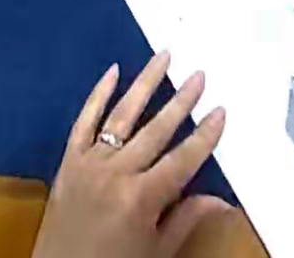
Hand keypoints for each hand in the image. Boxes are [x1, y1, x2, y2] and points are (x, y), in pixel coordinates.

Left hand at [32, 52, 229, 257]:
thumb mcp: (154, 254)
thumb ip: (185, 220)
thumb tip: (224, 201)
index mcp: (142, 199)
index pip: (182, 160)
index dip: (204, 136)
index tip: (221, 110)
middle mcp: (117, 173)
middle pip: (156, 129)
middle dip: (181, 100)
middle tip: (199, 74)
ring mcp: (90, 162)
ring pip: (123, 114)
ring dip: (146, 83)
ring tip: (163, 56)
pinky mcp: (69, 160)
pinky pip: (85, 120)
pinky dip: (99, 94)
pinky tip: (113, 70)